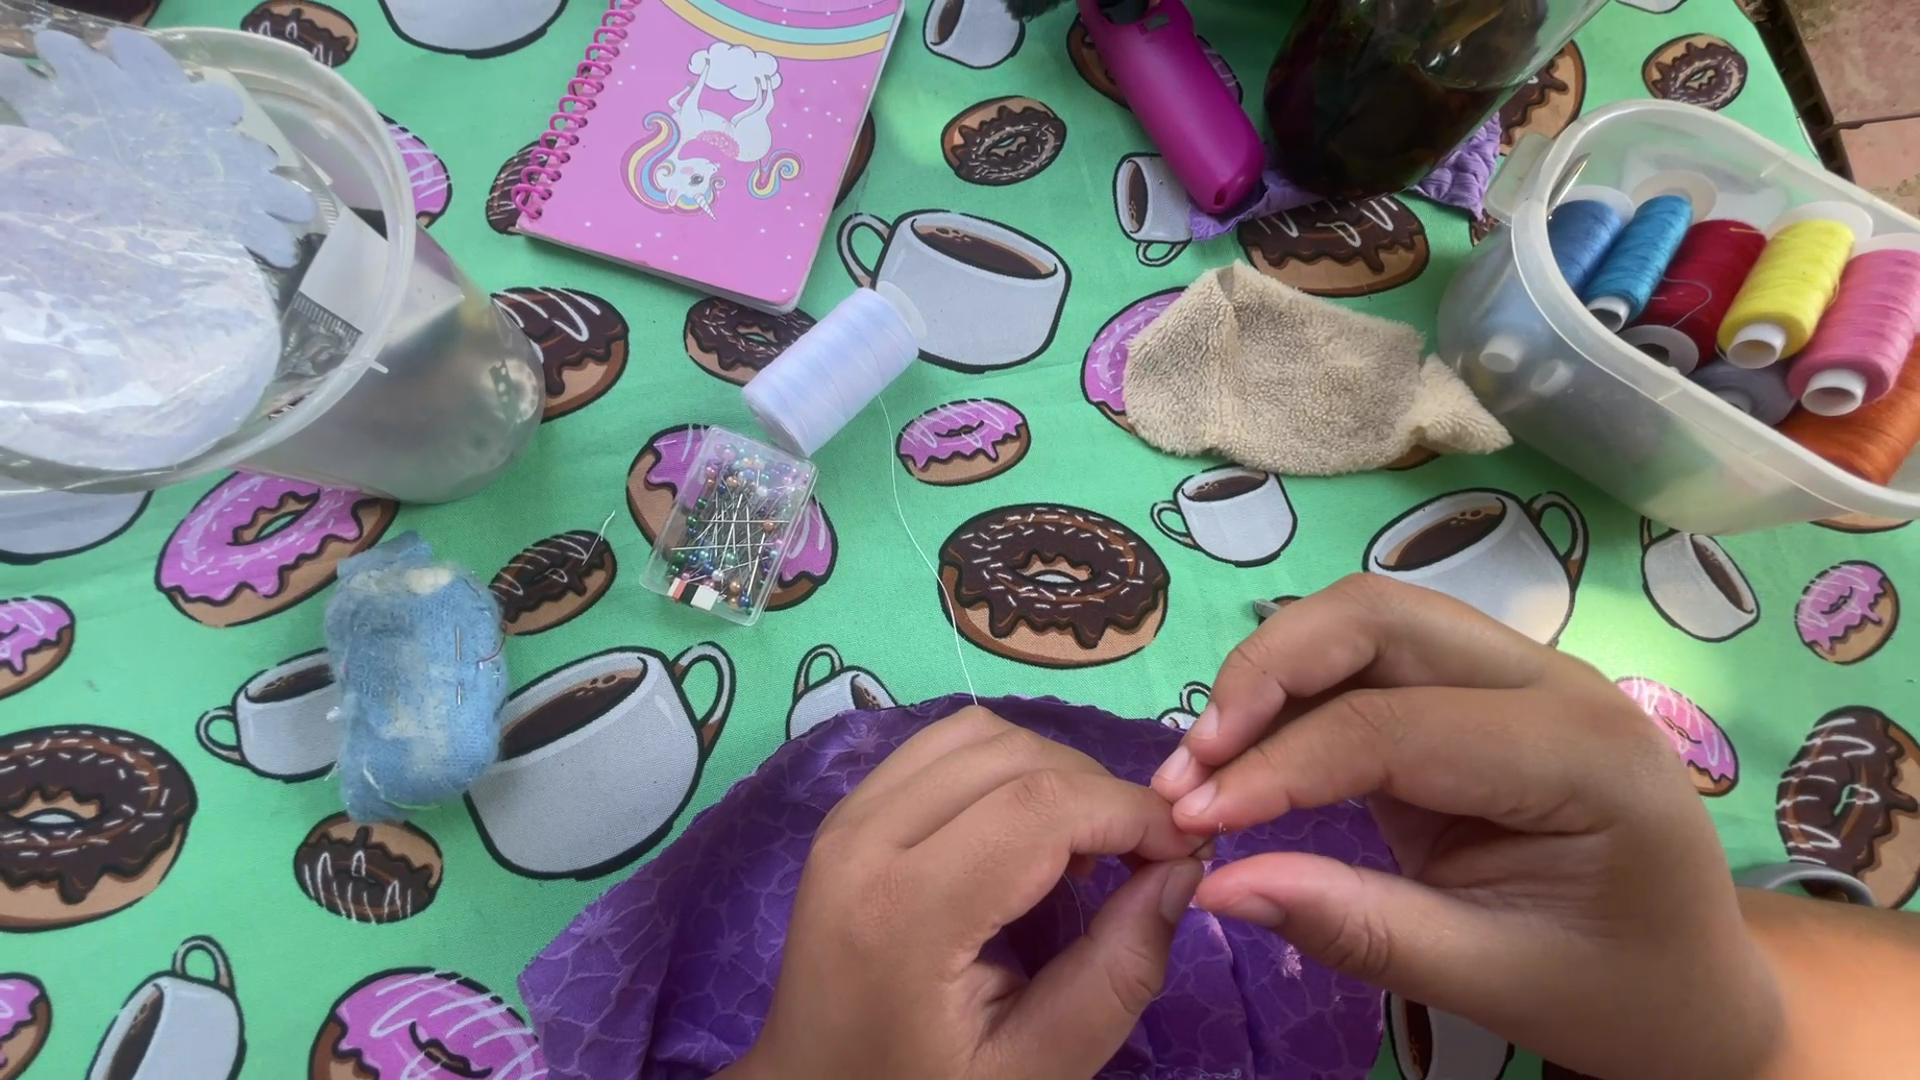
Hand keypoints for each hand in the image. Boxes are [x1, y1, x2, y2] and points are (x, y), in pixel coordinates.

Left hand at [732, 707, 1208, 1079]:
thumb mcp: (1034, 1070)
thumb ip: (1117, 972)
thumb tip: (1180, 867)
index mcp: (904, 910)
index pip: (1038, 809)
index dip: (1128, 810)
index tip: (1185, 844)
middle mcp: (865, 835)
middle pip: (1012, 757)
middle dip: (1097, 790)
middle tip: (1137, 854)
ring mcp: (849, 811)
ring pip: (979, 734)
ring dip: (1050, 769)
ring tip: (1079, 841)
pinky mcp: (849, 805)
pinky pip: (945, 745)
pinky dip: (1005, 763)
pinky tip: (1022, 823)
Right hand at [1152, 575, 1782, 1079]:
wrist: (1690, 974)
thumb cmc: (1613, 988)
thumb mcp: (1491, 980)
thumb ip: (1351, 926)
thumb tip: (1214, 887)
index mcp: (1579, 754)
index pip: (1386, 727)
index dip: (1274, 767)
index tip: (1192, 817)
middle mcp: (1544, 676)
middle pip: (1369, 614)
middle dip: (1262, 673)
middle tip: (1196, 755)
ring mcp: (1503, 663)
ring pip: (1354, 613)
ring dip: (1267, 670)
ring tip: (1209, 749)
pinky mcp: (1460, 673)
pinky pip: (1354, 647)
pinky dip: (1287, 685)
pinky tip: (1248, 739)